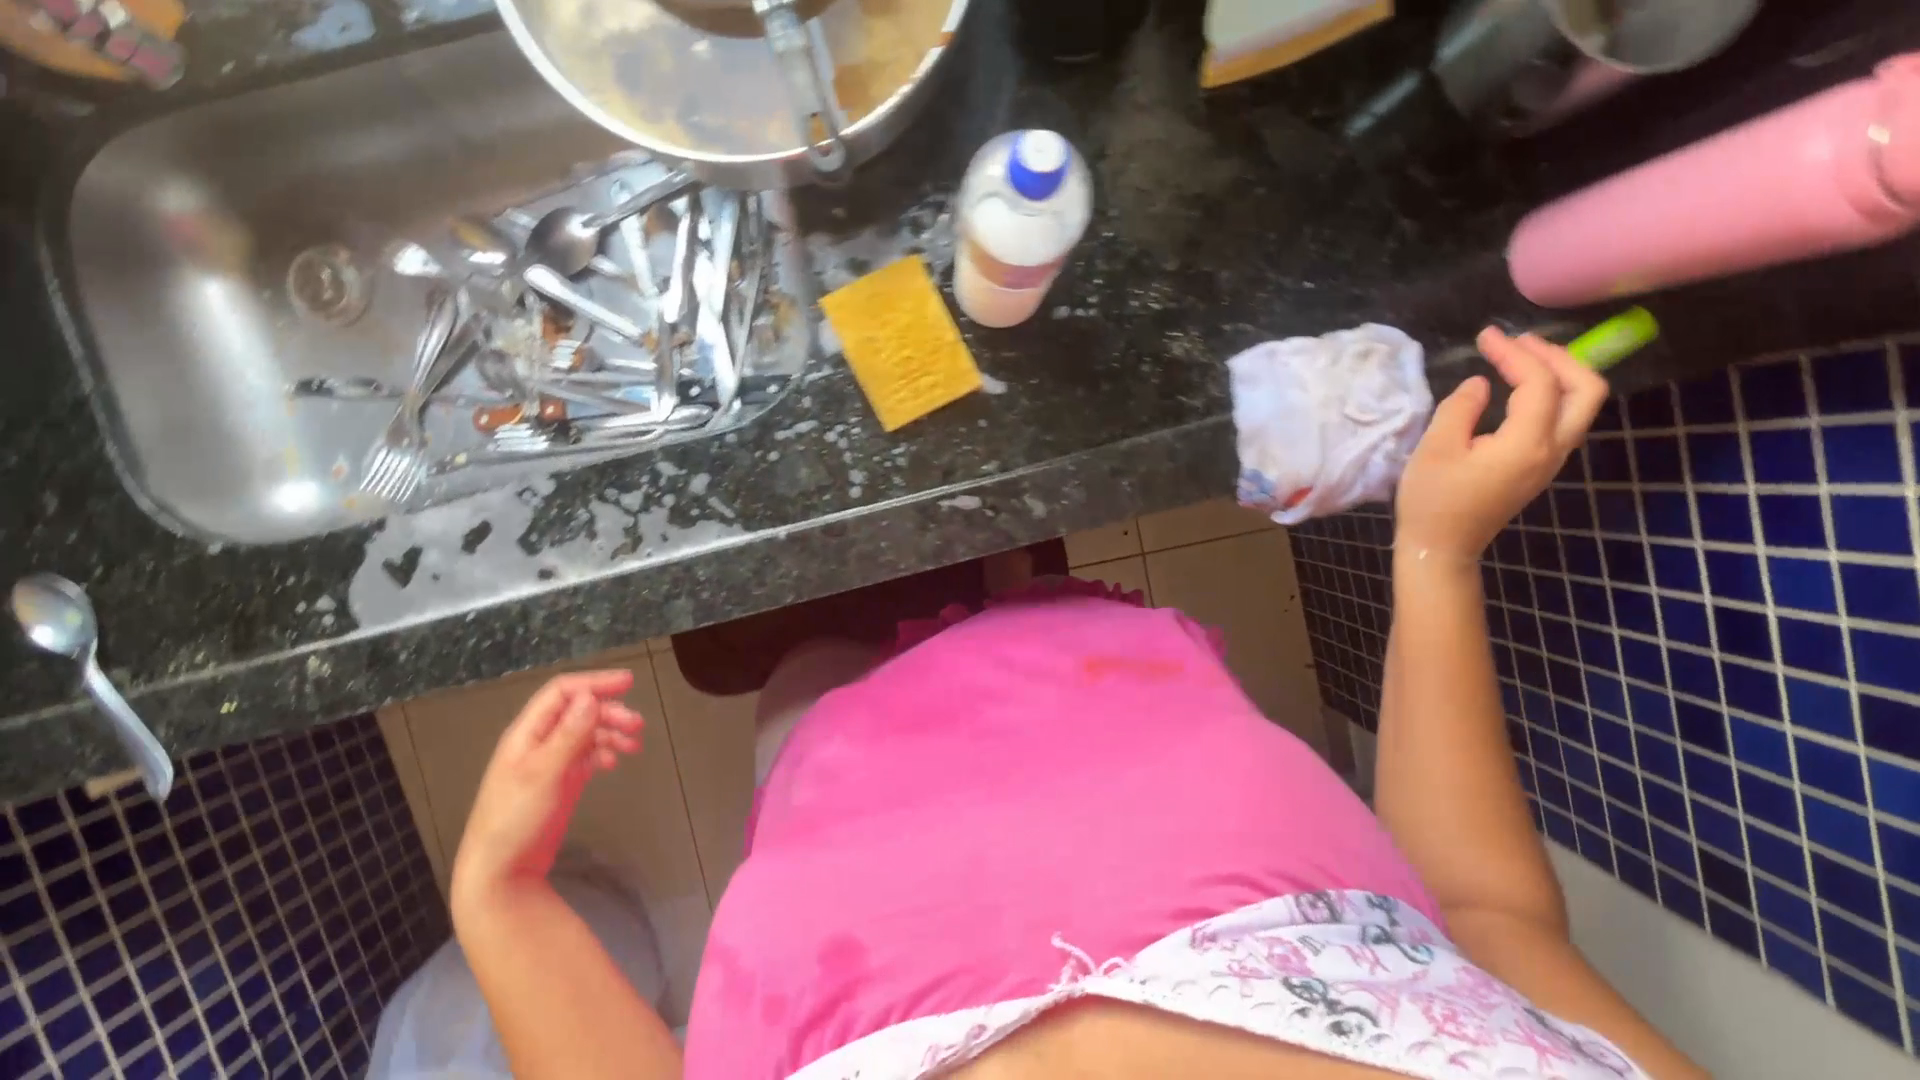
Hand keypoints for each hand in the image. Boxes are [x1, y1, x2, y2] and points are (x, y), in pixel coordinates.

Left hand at [450, 670, 644, 916]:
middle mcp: (539, 742)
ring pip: (587, 733)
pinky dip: (604, 753)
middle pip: (579, 711)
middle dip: (610, 712)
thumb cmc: (515, 819)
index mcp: (527, 733)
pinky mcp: (561, 782)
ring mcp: (551, 762)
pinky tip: (615, 763)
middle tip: (638, 725)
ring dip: (611, 732)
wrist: (501, 872)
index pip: (562, 692)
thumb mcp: (543, 774)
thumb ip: (568, 735)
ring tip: (635, 745)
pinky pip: (588, 755)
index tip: (630, 682)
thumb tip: (591, 697)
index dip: (595, 683)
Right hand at [1396, 328, 1607, 565]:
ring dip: (1559, 374)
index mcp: (1526, 443)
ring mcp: (1550, 461)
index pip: (1539, 383)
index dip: (1515, 354)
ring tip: (1522, 357)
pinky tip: (1521, 389)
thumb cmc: (1432, 501)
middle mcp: (1552, 450)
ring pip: (1580, 404)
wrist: (1441, 547)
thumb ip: (1460, 408)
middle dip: (1557, 357)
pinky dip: (1551, 394)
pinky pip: (1563, 420)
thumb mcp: (1435, 449)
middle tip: (1520, 342)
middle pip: (1585, 389)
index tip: (1485, 336)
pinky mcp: (1539, 467)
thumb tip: (1480, 384)